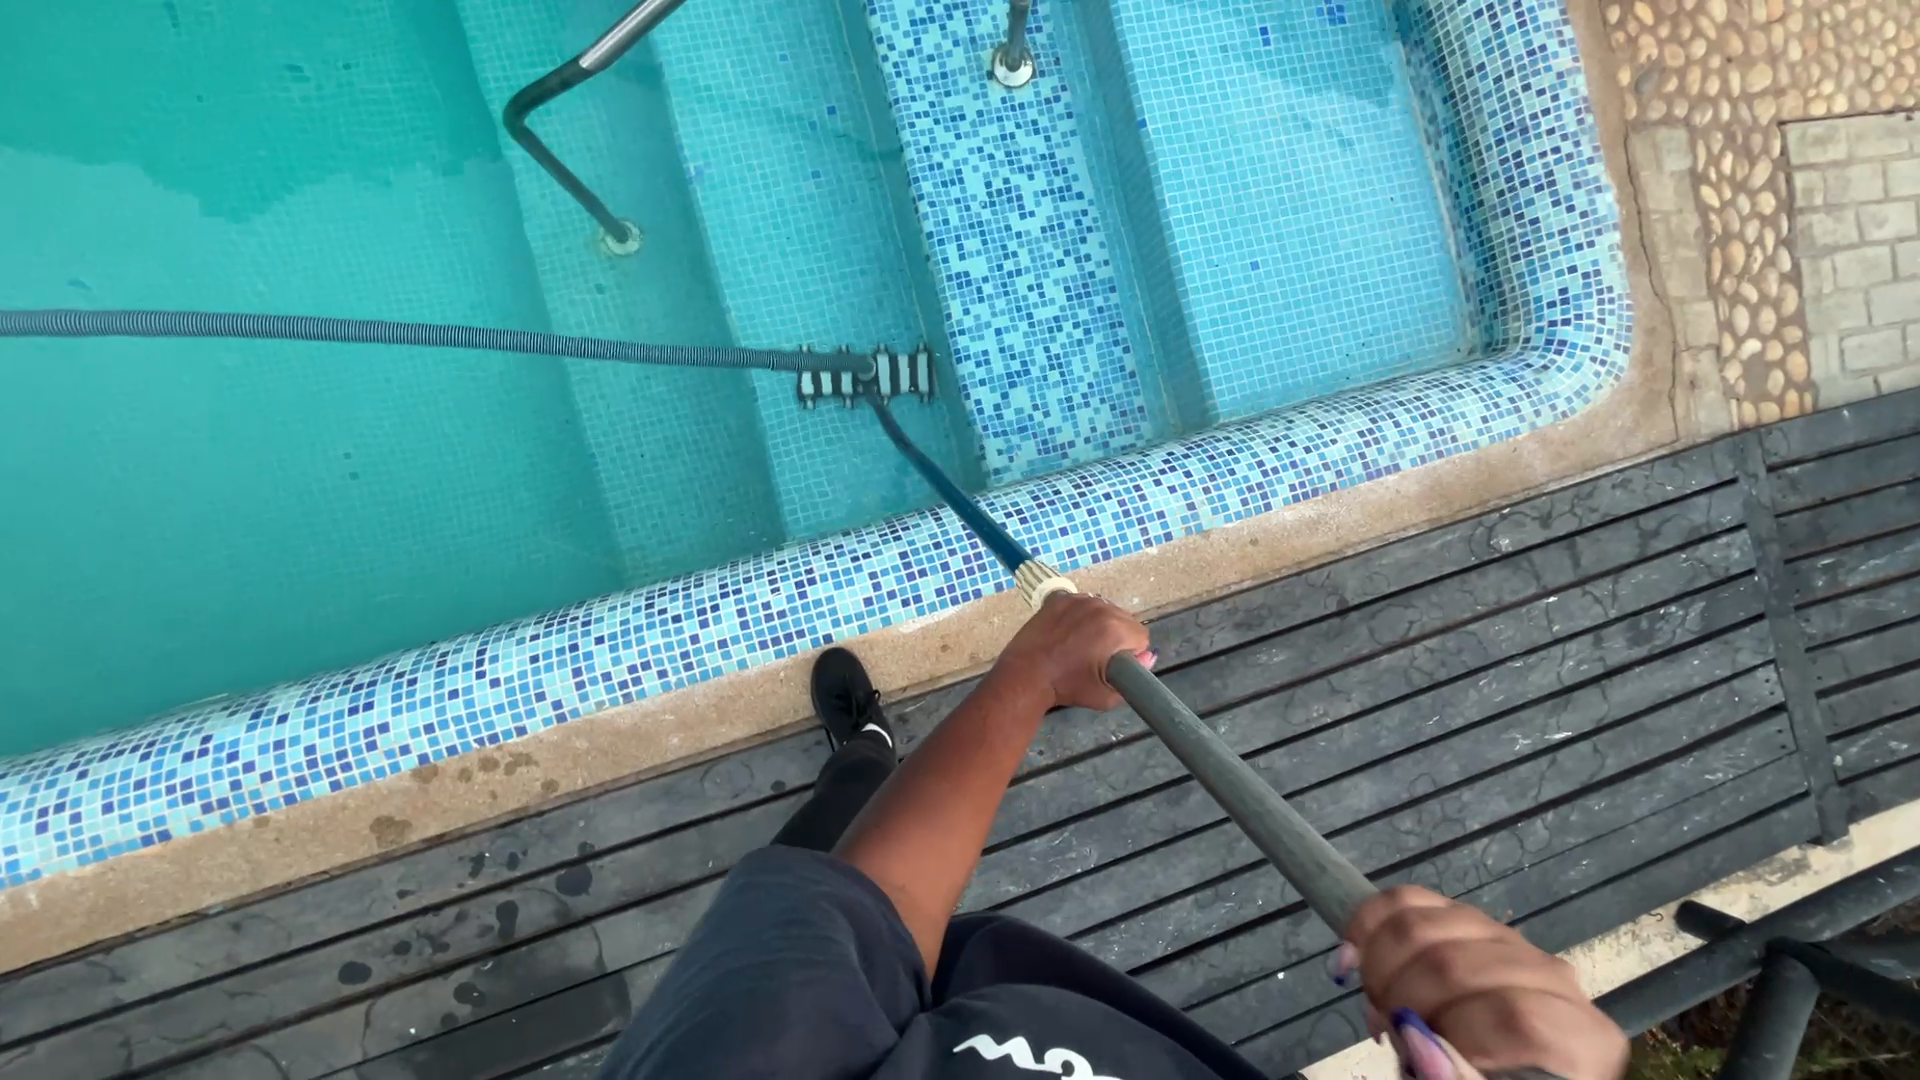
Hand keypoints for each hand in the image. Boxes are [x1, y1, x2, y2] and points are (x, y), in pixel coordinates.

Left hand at [990, 592, 1153, 710]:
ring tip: (1083, 645)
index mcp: (1113, 628)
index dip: (1133, 654)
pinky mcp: (1059, 599)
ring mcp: (1077, 599)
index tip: (1115, 664)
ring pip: (1105, 609)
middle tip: (1098, 657)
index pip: (1142, 636)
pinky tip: (1070, 632)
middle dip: (1119, 637)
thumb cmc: (1066, 687)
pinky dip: (1082, 616)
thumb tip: (1147, 658)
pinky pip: (1083, 604)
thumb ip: (1135, 677)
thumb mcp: (1106, 695)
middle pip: (1125, 620)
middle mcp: (1099, 607)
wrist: (1025, 675)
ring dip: (1101, 624)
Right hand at [1339, 886, 1627, 1079]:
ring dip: (1378, 966)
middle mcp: (1548, 975)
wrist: (1507, 1069)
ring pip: (1419, 924)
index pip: (1514, 1018)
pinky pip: (1404, 898)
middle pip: (1453, 964)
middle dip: (1400, 999)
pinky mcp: (1461, 915)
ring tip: (1377, 1005)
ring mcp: (1502, 936)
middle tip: (1387, 1032)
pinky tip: (1353, 959)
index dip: (1453, 1033)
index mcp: (1577, 1036)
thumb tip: (1415, 1039)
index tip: (1413, 1055)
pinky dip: (1366, 925)